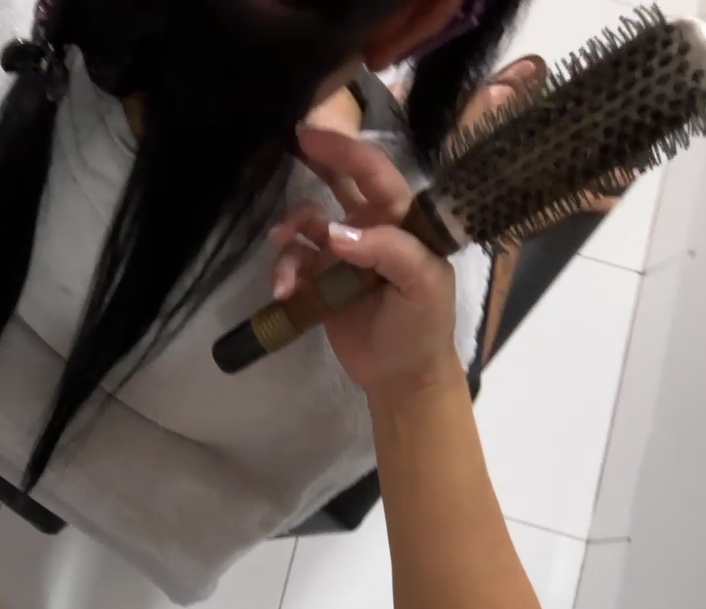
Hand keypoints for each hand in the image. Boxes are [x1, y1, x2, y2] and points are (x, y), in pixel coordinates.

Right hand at [271, 127, 459, 395]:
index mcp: (403, 223)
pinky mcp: (319, 281)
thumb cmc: (422, 327)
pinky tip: (283, 291)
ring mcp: (342, 255)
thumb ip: (388, 250)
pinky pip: (293, 263)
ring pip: (307, 226)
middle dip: (316, 167)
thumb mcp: (422, 286)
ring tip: (283, 270)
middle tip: (290, 148)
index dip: (347, 152)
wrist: (400, 375)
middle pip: (339, 185)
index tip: (313, 136)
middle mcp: (371, 229)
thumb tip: (334, 232)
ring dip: (290, 236)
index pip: (376, 176)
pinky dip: (283, 272)